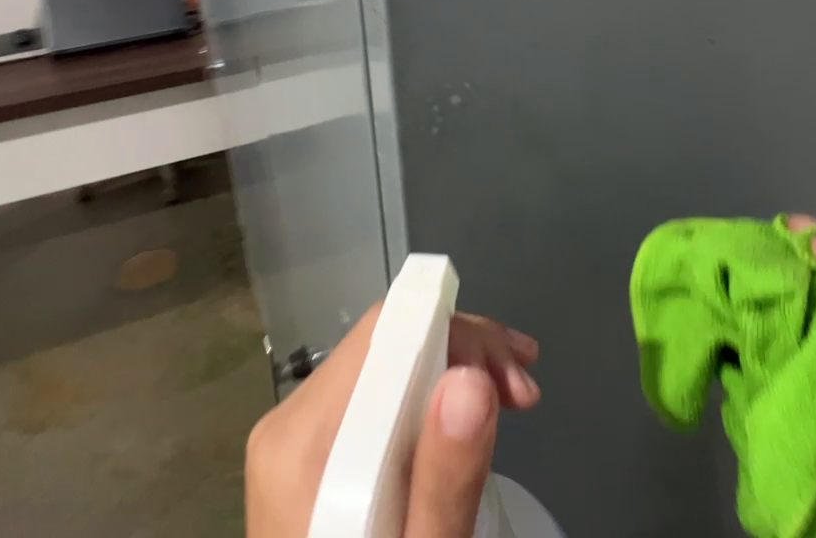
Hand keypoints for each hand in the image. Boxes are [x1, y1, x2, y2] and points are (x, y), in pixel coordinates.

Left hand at [245, 303, 541, 537]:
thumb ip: (444, 479)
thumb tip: (471, 378)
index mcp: (304, 443)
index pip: (387, 335)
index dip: (459, 335)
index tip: (515, 376)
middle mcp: (289, 423)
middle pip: (388, 344)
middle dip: (467, 351)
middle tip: (526, 393)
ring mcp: (294, 437)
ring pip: (386, 363)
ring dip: (456, 369)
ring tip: (513, 399)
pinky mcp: (307, 453)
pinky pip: (377, 395)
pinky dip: (429, 394)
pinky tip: (466, 417)